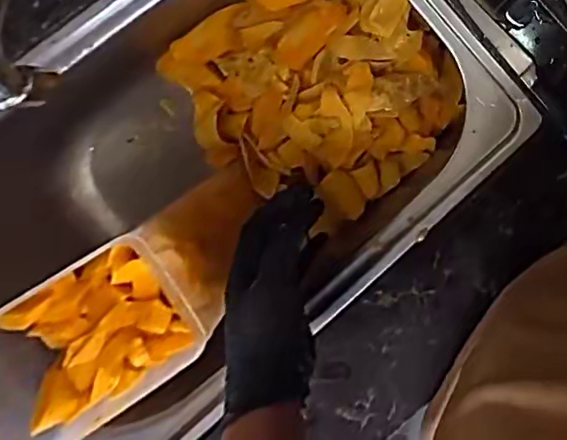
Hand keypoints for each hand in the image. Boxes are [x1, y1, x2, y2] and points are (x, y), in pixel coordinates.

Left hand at [223, 184, 316, 422]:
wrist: (272, 383)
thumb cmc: (269, 331)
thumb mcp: (275, 283)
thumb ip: (283, 245)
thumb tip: (297, 207)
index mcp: (242, 271)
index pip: (256, 226)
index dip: (275, 203)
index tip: (298, 183)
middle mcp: (251, 277)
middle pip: (268, 234)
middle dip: (287, 211)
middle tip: (311, 190)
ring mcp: (268, 290)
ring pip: (283, 248)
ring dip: (300, 226)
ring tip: (320, 207)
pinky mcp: (286, 302)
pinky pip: (298, 265)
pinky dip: (310, 248)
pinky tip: (325, 239)